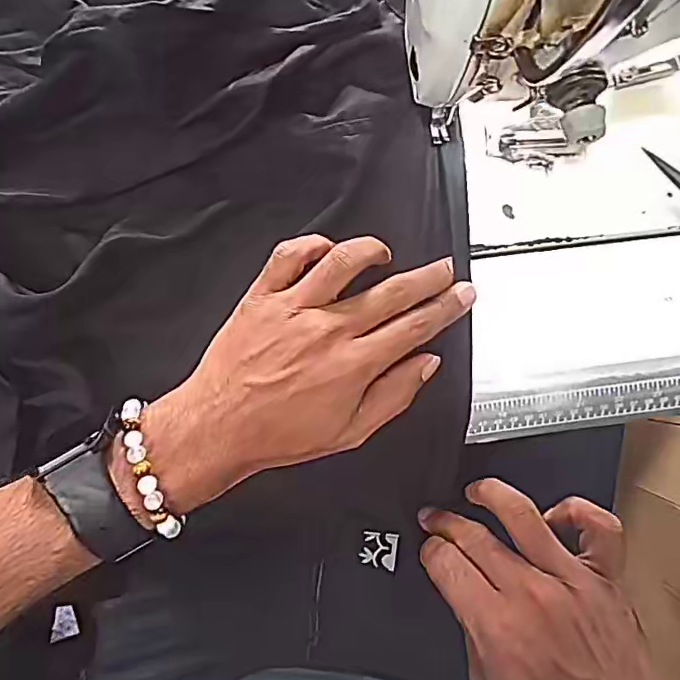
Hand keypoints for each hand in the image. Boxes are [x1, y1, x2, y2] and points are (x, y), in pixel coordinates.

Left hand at [135, 235, 473, 512]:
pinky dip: (311, 245)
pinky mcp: (262, 298)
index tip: (460, 294)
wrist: (218, 426)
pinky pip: (288, 257)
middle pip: (392, 292)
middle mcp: (327, 330)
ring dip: (373, 251)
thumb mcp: (350, 432)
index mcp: (353, 364)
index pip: (415, 326)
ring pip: (344, 262)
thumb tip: (425, 365)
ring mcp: (293, 309)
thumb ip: (394, 395)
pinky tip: (325, 249)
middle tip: (443, 269)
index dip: (445, 306)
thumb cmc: (277, 434)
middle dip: (428, 277)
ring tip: (386, 254)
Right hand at [421, 480, 672, 679]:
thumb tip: (463, 596)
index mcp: (497, 628)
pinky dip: (576, 511)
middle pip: (474, 535)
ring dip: (492, 494)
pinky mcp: (608, 584)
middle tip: (436, 520)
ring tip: (478, 492)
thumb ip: (472, 632)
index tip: (429, 550)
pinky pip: (598, 527)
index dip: (429, 550)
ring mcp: (574, 584)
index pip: (445, 561)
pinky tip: (554, 515)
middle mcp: (533, 597)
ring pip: (524, 514)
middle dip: (445, 522)